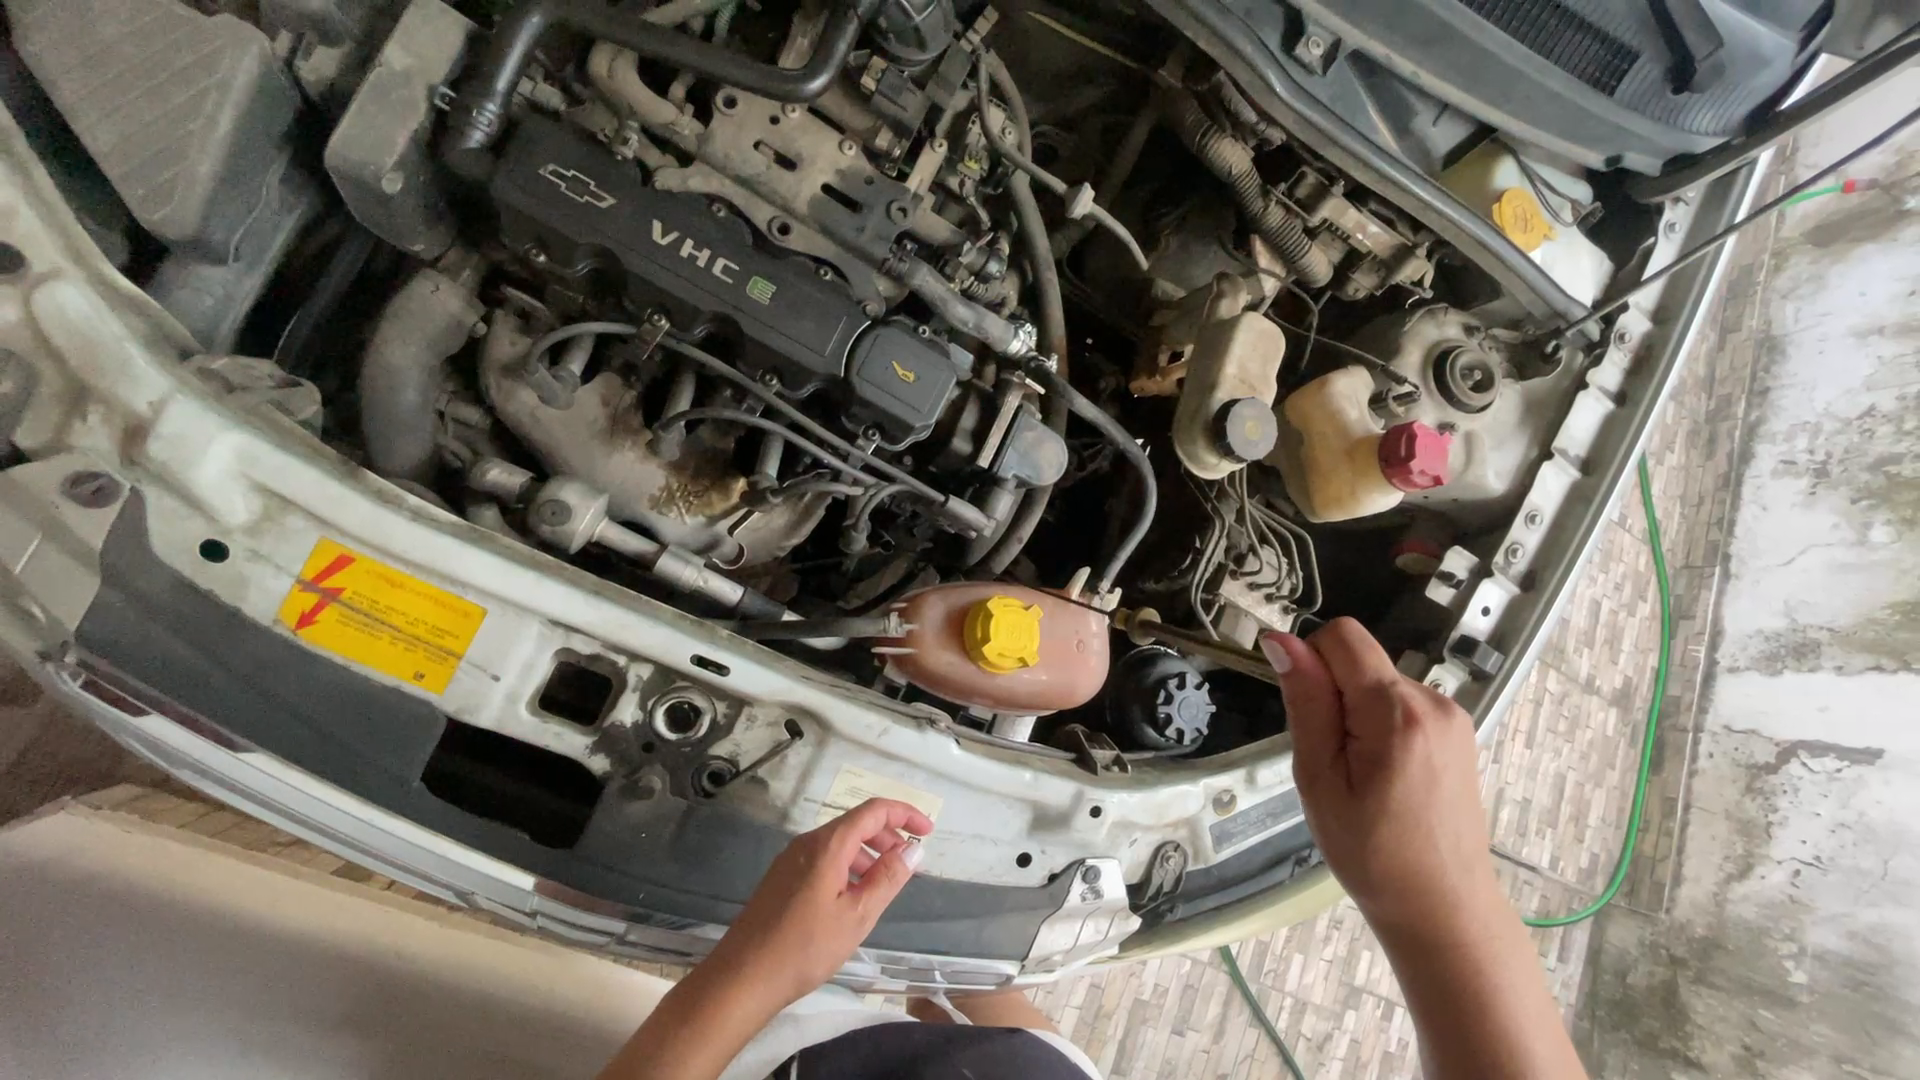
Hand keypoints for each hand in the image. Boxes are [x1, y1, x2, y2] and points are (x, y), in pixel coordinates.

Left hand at [705, 797, 933, 1011]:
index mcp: (828, 845)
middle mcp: (808, 843)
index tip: (928, 831)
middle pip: (855, 823)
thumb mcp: (857, 916)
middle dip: (888, 836)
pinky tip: (853, 897)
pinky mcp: (782, 879)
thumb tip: (913, 849)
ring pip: (839, 843)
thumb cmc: (804, 948)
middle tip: (909, 862)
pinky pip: (824, 859)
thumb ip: (888, 878)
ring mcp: (791, 860)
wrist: (741, 978)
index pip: (873, 810)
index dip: (904, 814)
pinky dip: (848, 867)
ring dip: (868, 854)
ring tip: (885, 883)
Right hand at [1261, 618, 1499, 935]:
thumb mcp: (1318, 777)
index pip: (1342, 636)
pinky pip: (1400, 701)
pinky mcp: (1457, 731)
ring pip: (1377, 680)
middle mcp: (1433, 700)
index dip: (1309, 661)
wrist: (1442, 908)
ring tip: (1357, 771)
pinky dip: (1378, 722)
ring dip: (1354, 709)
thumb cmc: (1368, 851)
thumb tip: (1280, 641)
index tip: (1306, 713)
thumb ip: (1305, 701)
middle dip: (1332, 692)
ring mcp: (1452, 715)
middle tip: (1331, 757)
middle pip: (1359, 658)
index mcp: (1396, 711)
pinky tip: (1382, 771)